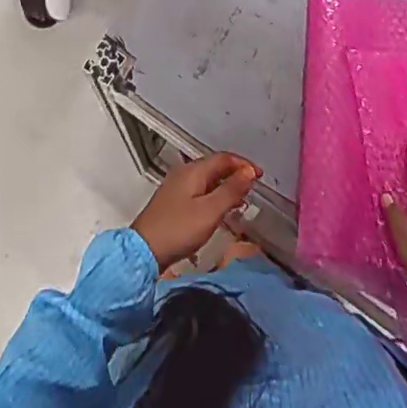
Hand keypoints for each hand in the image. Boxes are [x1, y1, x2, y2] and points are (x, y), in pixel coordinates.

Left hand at [131, 152, 261, 269]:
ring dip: (227, 186)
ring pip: (208, 180)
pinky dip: (215, 196)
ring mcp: (177, 187)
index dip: (244, 164)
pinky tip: (222, 210)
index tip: (261, 175)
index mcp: (193, 171)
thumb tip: (249, 172)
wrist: (145, 249)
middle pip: (215, 166)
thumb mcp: (210, 210)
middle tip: (254, 187)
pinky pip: (201, 191)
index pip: (223, 158)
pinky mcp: (175, 202)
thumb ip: (231, 190)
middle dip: (236, 174)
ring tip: (243, 199)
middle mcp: (184, 174)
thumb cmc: (179, 229)